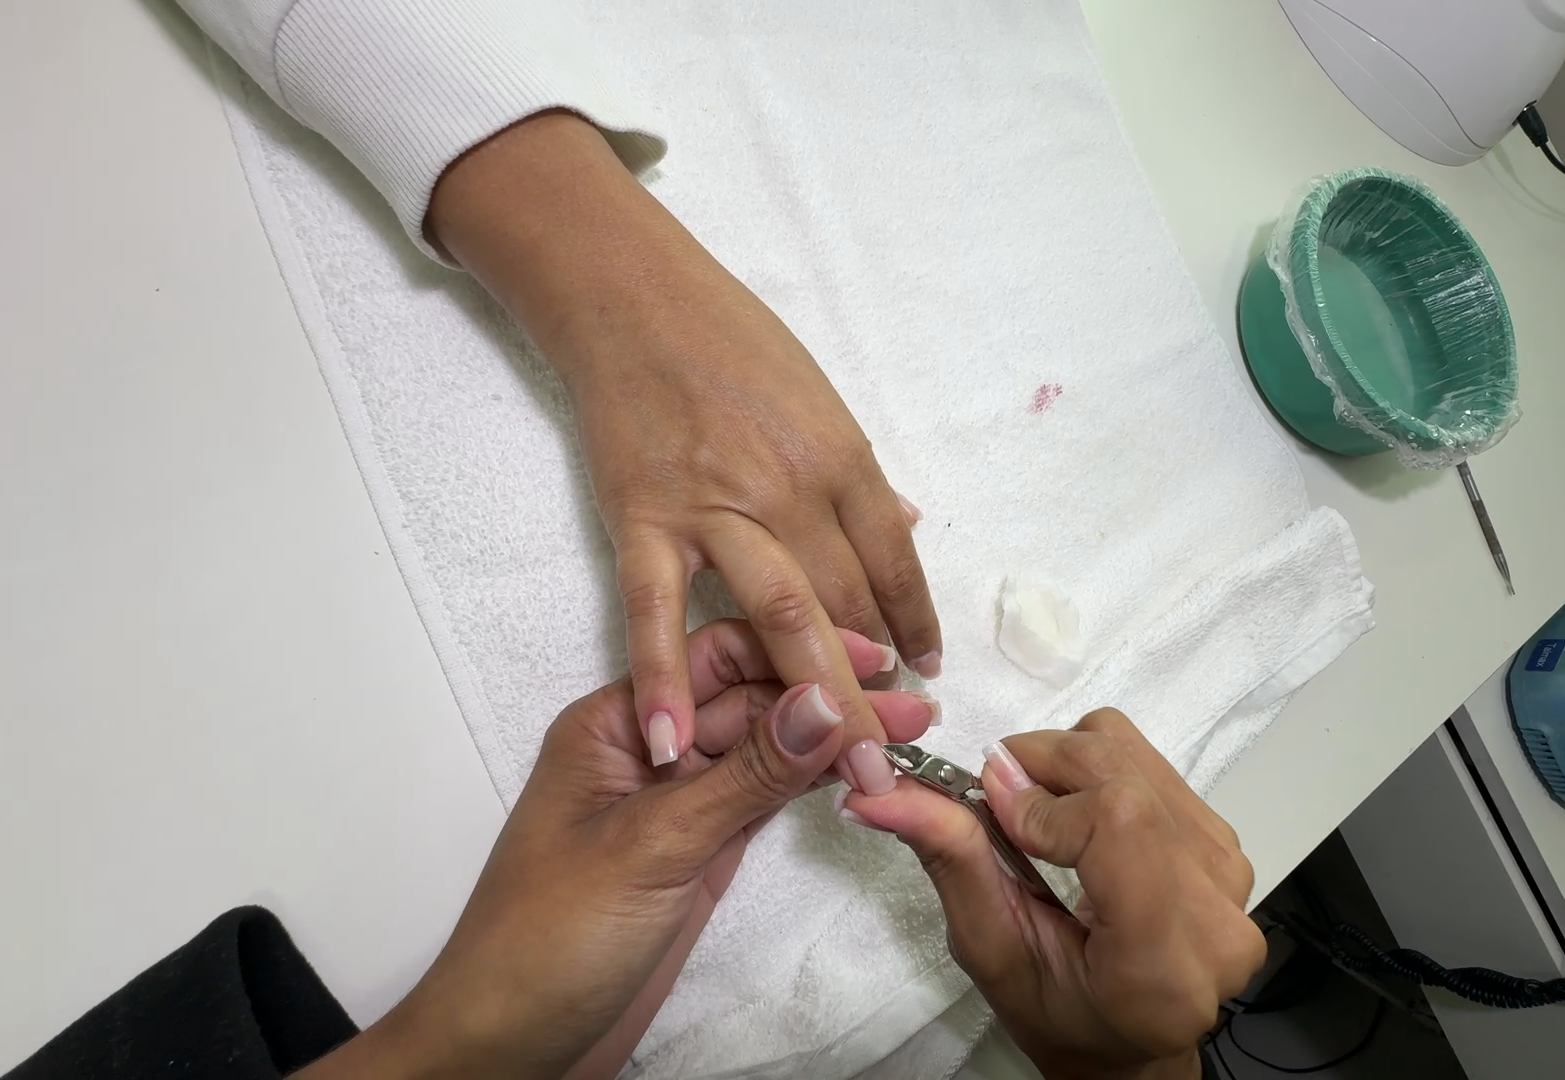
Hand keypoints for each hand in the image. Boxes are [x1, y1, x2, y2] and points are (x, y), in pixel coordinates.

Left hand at [297, 620, 937, 1079]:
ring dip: (832, 741)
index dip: (797, 651)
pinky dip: (814, 782)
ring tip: (907, 734)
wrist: (511, 1055)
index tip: (873, 658)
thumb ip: (751, 770)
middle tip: (912, 706)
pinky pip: (769, 794)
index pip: (721, 658)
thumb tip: (832, 700)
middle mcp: (657, 741)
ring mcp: (686, 793)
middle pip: (755, 702)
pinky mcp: (706, 838)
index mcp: (622, 718)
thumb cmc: (553, 937)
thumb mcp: (656, 843)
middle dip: (830, 700)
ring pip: (770, 748)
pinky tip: (861, 769)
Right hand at [429, 111, 940, 786]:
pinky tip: (680, 746)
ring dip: (816, 700)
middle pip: (849, 606)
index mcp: (843, 458)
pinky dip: (666, 678)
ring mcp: (718, 507)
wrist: (637, 298)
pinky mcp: (644, 518)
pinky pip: (658, 609)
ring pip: (782, 616)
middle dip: (878, 688)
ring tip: (841, 773)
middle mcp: (794, 490)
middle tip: (899, 763)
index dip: (916, 623)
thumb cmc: (738, 346)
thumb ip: (862, 479)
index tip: (927, 673)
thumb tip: (905, 530)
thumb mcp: (823, 402)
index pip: (894, 563)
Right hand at [845, 709, 1266, 1079]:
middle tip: (998, 800)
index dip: (1041, 799)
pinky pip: (1145, 754)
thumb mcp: (988, 949)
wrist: (1132, 1036)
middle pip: (1118, 774)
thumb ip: (949, 859)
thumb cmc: (1057, 1011)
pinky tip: (1079, 810)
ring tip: (1039, 810)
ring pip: (1126, 750)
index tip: (991, 809)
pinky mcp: (1223, 836)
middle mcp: (1215, 913)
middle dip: (1038, 766)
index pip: (1117, 821)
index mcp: (1162, 965)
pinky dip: (1094, 763)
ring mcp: (1229, 868)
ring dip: (1063, 761)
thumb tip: (879, 788)